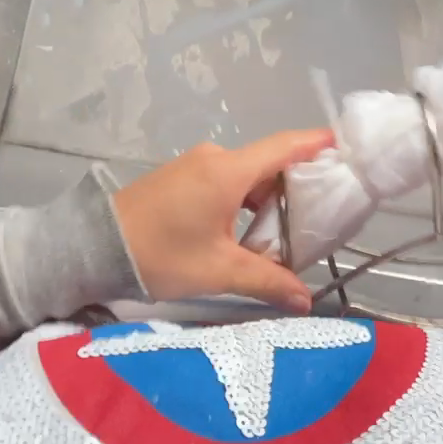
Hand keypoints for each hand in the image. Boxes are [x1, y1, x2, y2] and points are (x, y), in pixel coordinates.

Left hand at [113, 129, 333, 312]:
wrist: (95, 247)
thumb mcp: (218, 271)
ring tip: (288, 232)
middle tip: (324, 211)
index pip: (285, 146)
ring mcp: (196, 164)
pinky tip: (250, 229)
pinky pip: (227, 179)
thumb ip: (266, 281)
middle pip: (270, 162)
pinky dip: (245, 199)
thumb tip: (305, 300)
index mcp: (229, 172)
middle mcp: (215, 158)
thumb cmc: (161, 254)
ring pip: (247, 174)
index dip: (318, 144)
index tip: (347, 147)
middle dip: (297, 185)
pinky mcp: (182, 176)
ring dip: (268, 198)